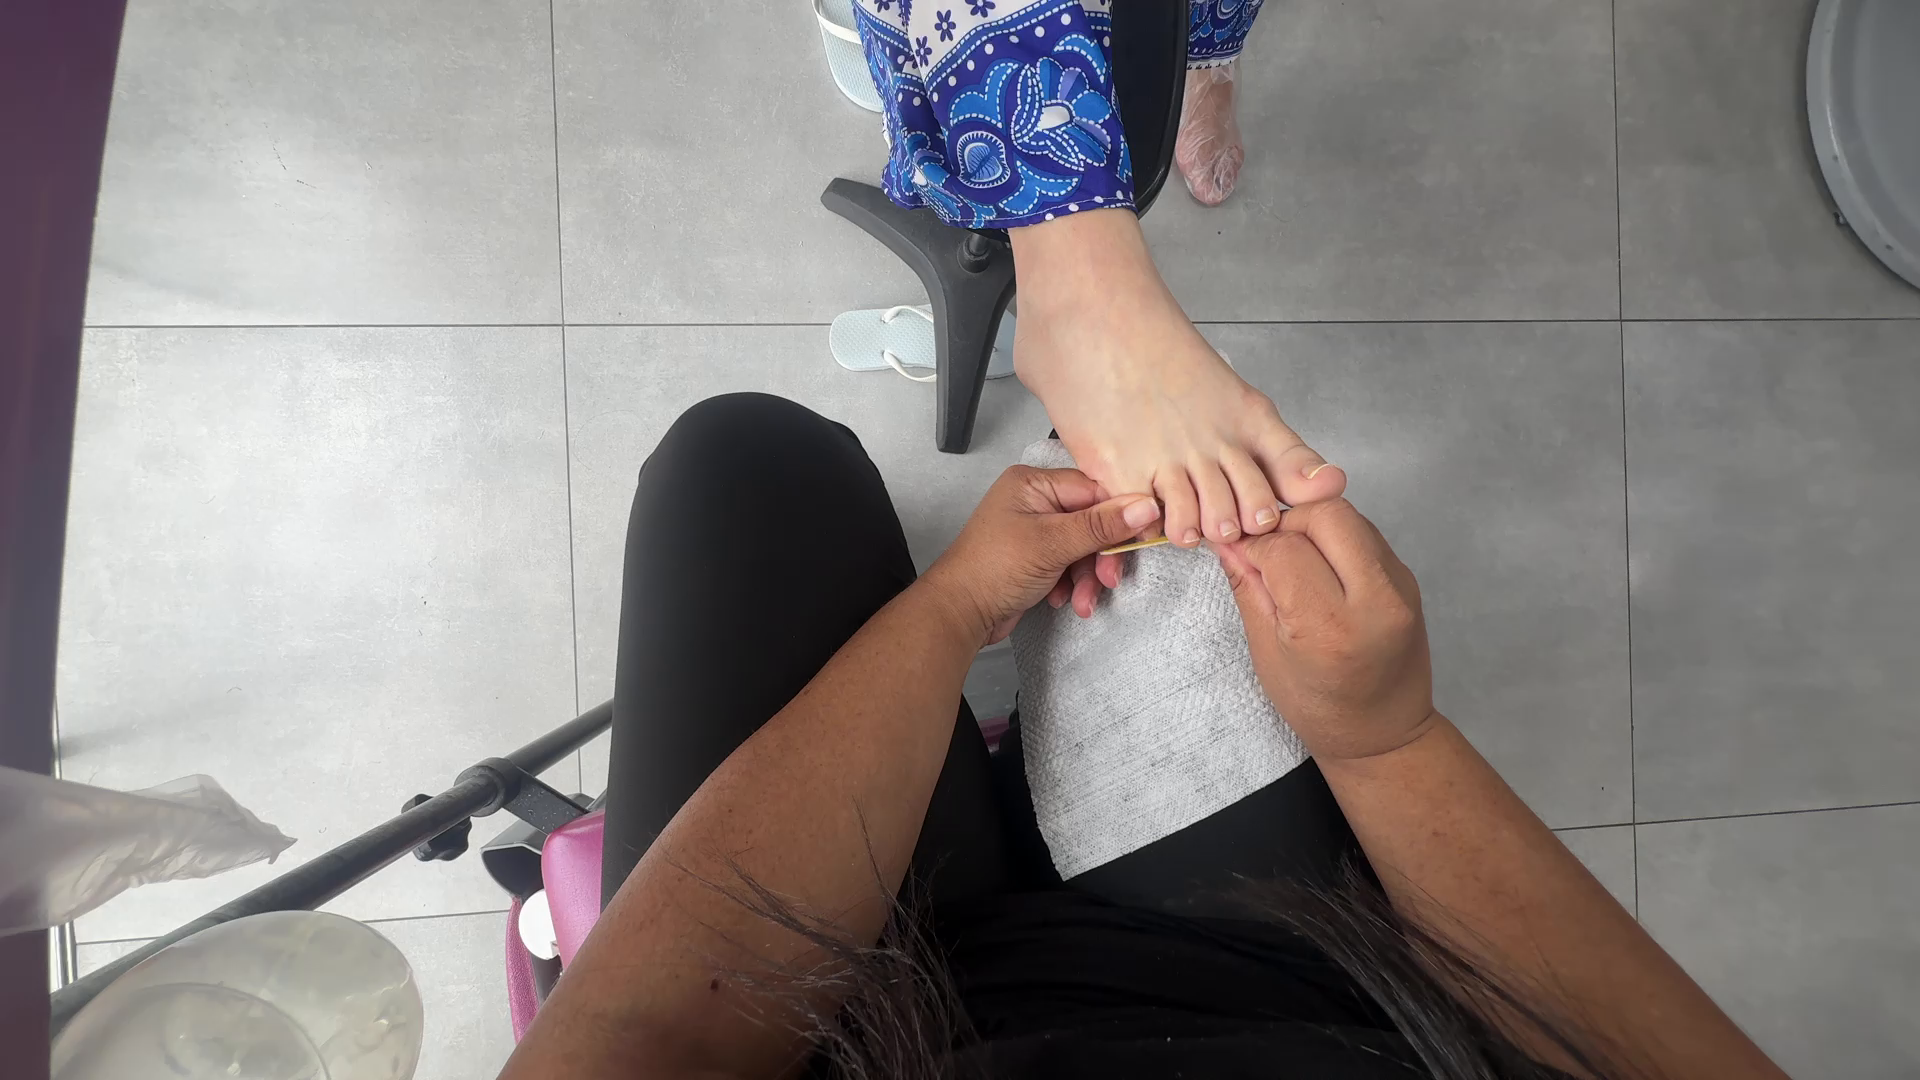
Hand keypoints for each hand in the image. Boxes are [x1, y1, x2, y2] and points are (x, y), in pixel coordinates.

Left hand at [921, 465, 1160, 645]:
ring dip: (1088, 577)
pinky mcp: (1036, 557)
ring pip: (1083, 547)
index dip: (1122, 515)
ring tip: (1083, 601)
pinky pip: (1070, 564)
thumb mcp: (1052, 544)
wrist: (959, 614)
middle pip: (1092, 520)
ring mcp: (1035, 530)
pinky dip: (1073, 584)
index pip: (1094, 489)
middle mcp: (1035, 501)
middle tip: (1108, 580)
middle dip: (1101, 555)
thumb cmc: (994, 570)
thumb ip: (1101, 526)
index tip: (1144, 538)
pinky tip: (1064, 600)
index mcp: (1034, 483)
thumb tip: (1147, 506)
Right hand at [1010, 209, 1346, 575]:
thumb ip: (1276, 443)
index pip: (1295, 476)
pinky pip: (1150, 523)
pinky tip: (1142, 508)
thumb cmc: (1139, 325)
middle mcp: (1218, 440)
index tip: (1270, 509)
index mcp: (1247, 412)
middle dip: (1238, 526)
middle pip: (1251, 511)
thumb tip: (1325, 478)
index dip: (1290, 503)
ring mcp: (1172, 459)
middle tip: (1217, 522)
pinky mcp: (1123, 471)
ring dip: (1194, 528)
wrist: (1091, 302)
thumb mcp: (1221, 381)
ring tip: (1179, 519)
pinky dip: (1148, 526)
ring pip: (1207, 523)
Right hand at [1215, 499, 1438, 761]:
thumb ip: (1248, 587)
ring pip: (1348, 516)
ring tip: (1292, 556)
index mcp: (1329, 626)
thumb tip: (1226, 542)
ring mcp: (1400, 586)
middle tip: (1268, 548)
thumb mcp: (1266, 649)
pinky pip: (1364, 534)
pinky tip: (1317, 565)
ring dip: (1311, 526)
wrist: (1384, 731)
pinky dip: (1333, 538)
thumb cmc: (1316, 703)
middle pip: (1326, 516)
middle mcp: (1375, 599)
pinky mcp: (1407, 578)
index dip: (1252, 544)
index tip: (1239, 553)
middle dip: (1287, 522)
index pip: (1284, 550)